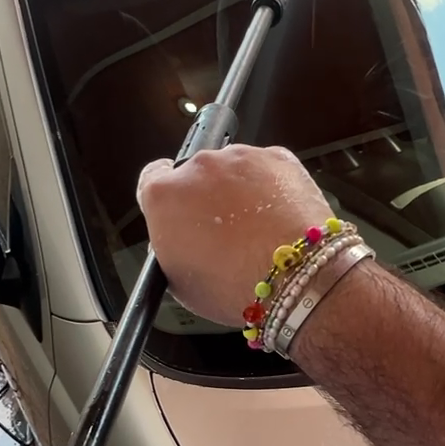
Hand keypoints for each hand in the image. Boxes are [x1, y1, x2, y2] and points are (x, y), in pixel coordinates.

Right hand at [136, 145, 334, 326]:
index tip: (176, 208)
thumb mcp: (179, 281)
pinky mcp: (277, 158)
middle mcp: (198, 167)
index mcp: (164, 196)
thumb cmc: (233, 288)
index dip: (165, 197)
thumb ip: (170, 245)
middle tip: (225, 233)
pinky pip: (267, 170)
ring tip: (258, 230)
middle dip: (206, 198)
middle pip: (196, 176)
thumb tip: (179, 237)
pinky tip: (278, 219)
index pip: (151, 179)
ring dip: (239, 192)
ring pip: (234, 171)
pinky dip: (271, 188)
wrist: (293, 278)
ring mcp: (240, 158)